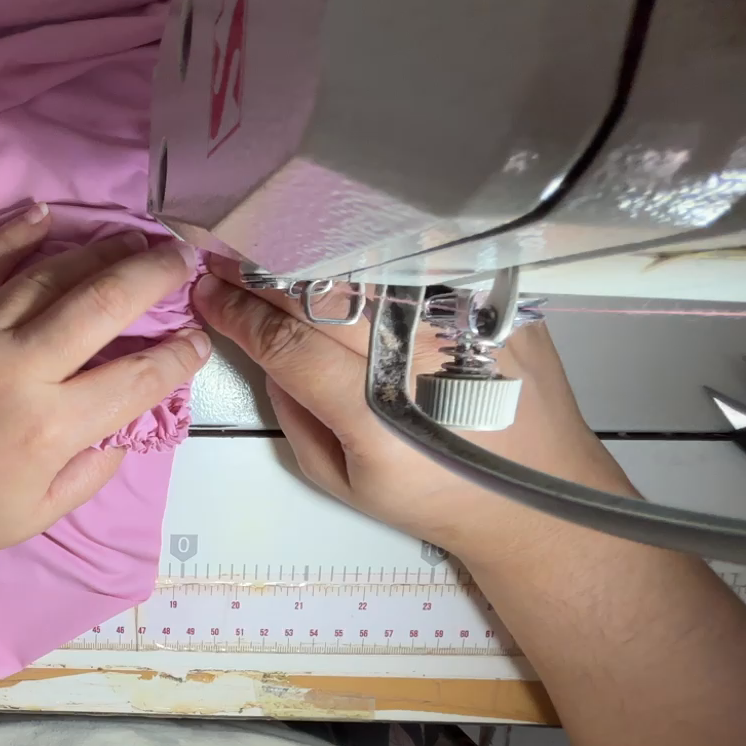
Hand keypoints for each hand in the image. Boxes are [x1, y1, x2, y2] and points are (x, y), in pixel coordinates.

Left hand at [0, 205, 207, 583]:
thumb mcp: (35, 516)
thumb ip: (91, 470)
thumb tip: (125, 427)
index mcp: (52, 428)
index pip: (138, 377)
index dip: (179, 356)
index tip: (197, 340)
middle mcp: (20, 369)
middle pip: (105, 301)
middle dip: (156, 274)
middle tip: (183, 257)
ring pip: (51, 273)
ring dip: (102, 249)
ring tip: (133, 239)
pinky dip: (15, 235)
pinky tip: (45, 215)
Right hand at [192, 275, 631, 570]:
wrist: (539, 499)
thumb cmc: (428, 500)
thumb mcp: (338, 480)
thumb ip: (293, 415)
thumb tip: (270, 357)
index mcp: (375, 414)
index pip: (288, 344)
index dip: (239, 315)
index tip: (206, 295)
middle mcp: (419, 358)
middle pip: (321, 297)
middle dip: (260, 274)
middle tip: (222, 259)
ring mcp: (462, 326)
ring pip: (367, 272)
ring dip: (307, 258)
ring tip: (267, 248)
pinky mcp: (493, 307)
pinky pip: (417, 267)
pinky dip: (367, 255)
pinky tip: (334, 246)